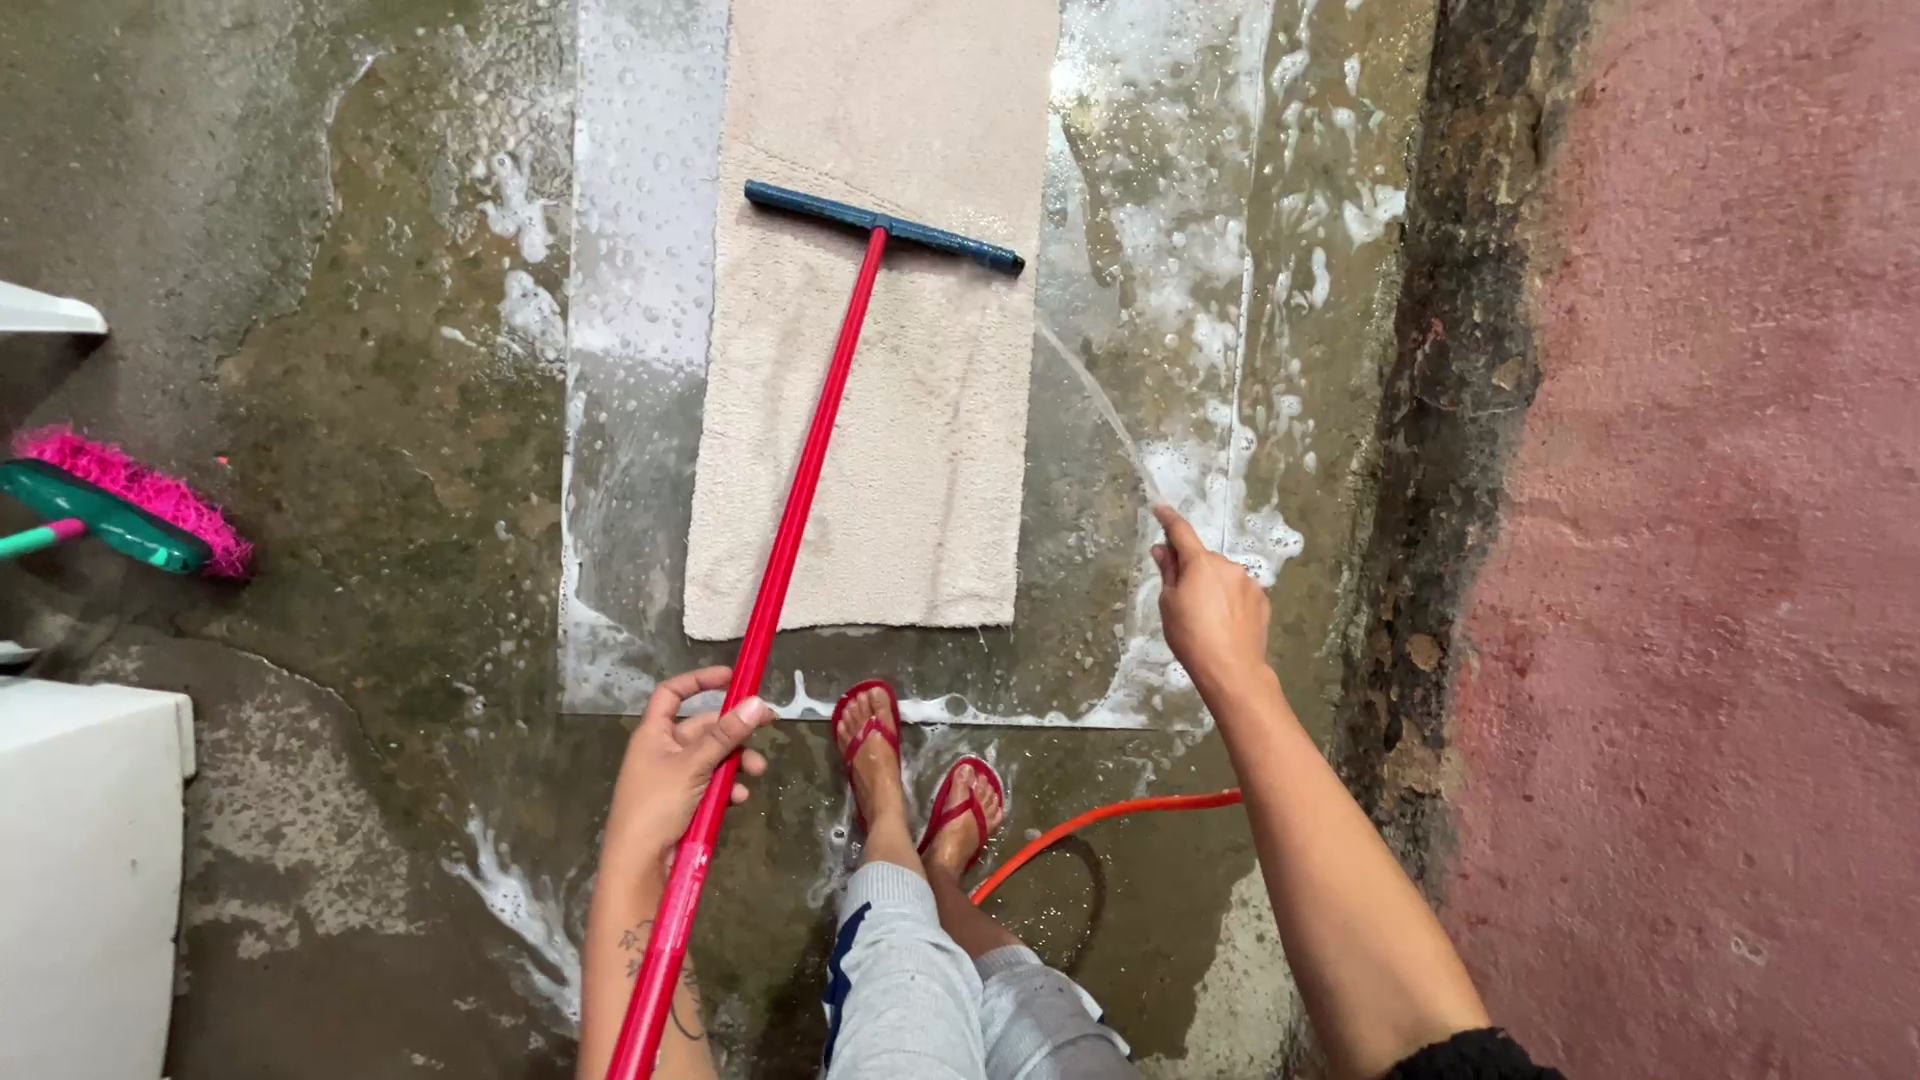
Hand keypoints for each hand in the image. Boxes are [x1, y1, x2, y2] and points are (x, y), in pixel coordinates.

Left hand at [600, 666, 775, 880]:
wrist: (638, 867)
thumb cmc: (656, 806)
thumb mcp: (694, 766)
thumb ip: (727, 735)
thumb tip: (759, 702)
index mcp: (654, 734)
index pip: (672, 693)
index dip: (699, 681)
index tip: (732, 678)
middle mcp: (663, 750)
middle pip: (704, 727)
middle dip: (734, 731)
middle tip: (767, 724)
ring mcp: (675, 777)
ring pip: (714, 757)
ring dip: (737, 761)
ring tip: (758, 771)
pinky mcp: (686, 801)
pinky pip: (713, 784)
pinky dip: (728, 788)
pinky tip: (738, 799)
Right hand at [1151, 504, 1272, 693]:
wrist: (1232, 668)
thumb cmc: (1190, 636)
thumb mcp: (1169, 604)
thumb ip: (1168, 573)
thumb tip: (1162, 549)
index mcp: (1201, 563)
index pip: (1181, 532)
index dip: (1169, 519)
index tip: (1160, 508)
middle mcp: (1228, 565)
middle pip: (1203, 560)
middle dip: (1192, 570)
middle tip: (1182, 597)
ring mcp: (1248, 582)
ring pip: (1223, 576)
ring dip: (1212, 586)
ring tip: (1206, 618)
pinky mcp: (1262, 600)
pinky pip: (1239, 592)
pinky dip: (1229, 600)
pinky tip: (1225, 623)